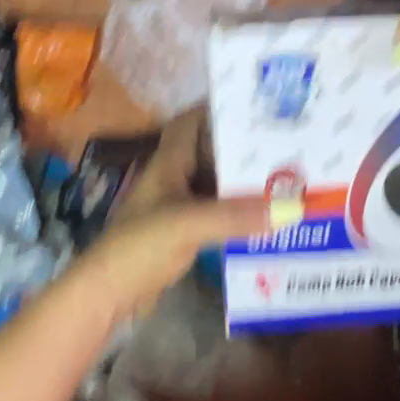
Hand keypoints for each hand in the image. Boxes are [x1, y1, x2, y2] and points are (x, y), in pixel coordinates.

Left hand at [66, 112, 270, 323]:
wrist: (107, 295)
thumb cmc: (139, 247)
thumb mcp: (188, 225)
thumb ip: (236, 216)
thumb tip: (291, 209)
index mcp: (168, 164)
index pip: (189, 123)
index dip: (215, 109)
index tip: (253, 105)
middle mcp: (173, 180)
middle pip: (209, 153)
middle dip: (242, 147)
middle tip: (283, 142)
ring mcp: (177, 208)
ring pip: (215, 185)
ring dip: (243, 181)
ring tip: (286, 174)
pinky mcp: (183, 235)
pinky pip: (217, 214)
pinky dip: (240, 211)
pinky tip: (267, 215)